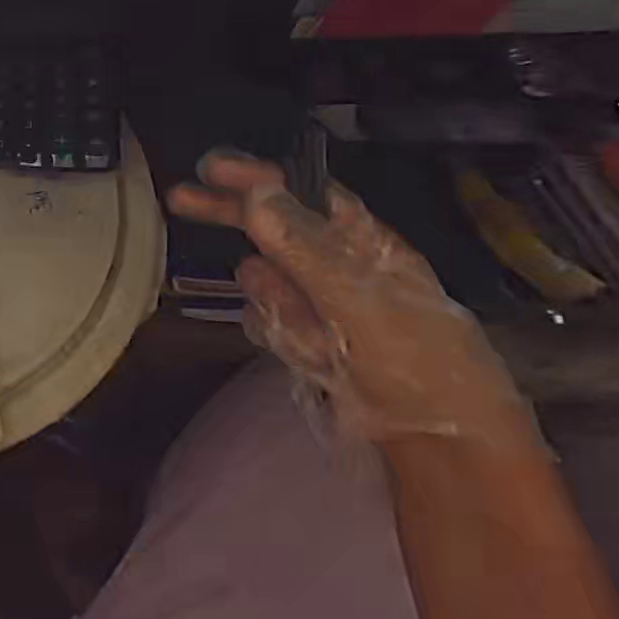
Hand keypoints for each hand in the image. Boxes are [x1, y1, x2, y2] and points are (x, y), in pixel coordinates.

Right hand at [168, 149, 533, 445]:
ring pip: (264, 277)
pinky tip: (310, 353)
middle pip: (273, 226)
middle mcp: (337, 265)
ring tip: (311, 335)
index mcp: (366, 245)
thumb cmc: (419, 366)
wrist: (439, 450)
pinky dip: (276, 328)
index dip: (261, 177)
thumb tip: (255, 196)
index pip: (306, 194)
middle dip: (230, 214)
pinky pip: (265, 315)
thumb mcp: (362, 300)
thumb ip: (304, 248)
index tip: (213, 168)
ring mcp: (317, 301)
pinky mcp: (302, 333)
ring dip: (273, 299)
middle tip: (179, 199)